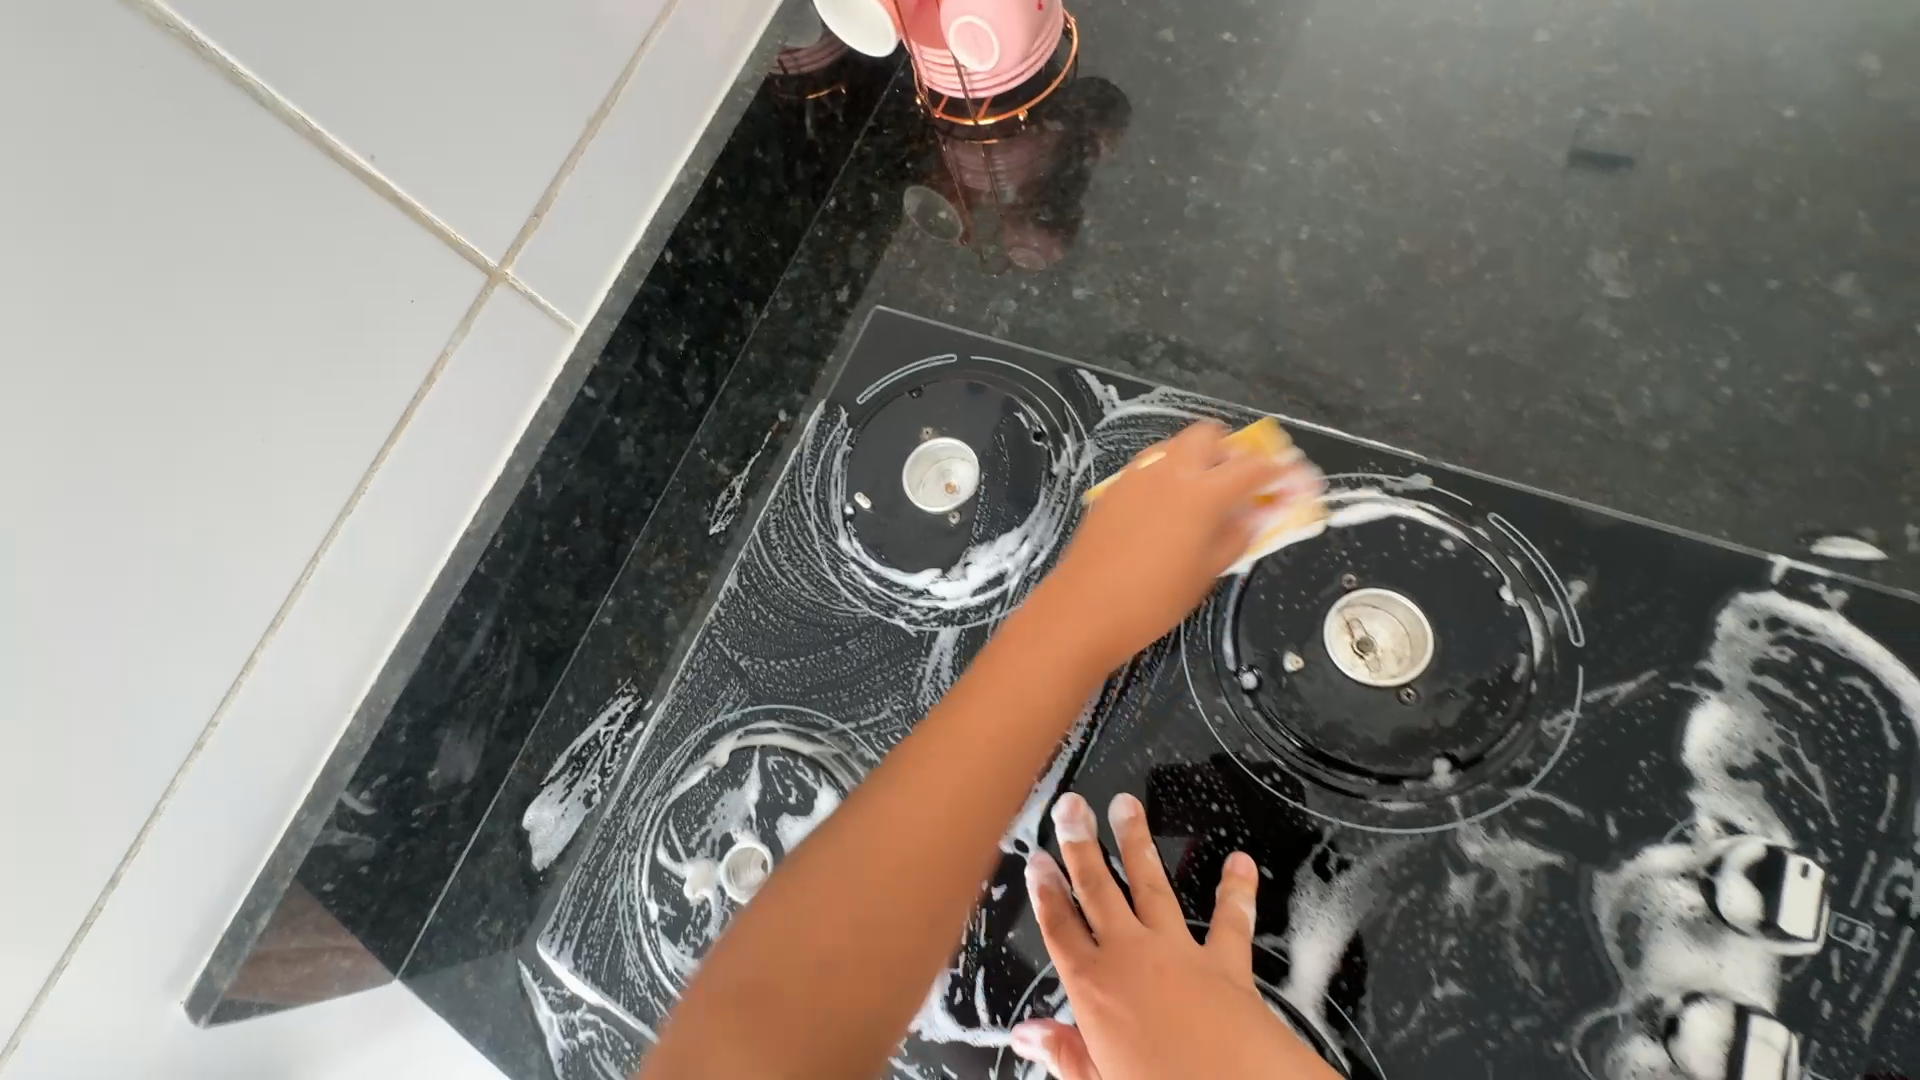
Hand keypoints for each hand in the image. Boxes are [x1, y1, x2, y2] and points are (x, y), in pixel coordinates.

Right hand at [1012, 792, 1341, 1079]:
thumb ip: (1063, 1053)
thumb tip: (1026, 1033)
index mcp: (1094, 986)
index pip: (1060, 927)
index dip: (1046, 891)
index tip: (1038, 859)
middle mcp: (1130, 955)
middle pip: (1098, 889)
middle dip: (1081, 845)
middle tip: (1071, 806)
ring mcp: (1177, 951)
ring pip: (1151, 885)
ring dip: (1136, 843)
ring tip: (1126, 805)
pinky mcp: (1224, 962)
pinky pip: (1230, 921)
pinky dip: (1235, 890)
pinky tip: (1240, 861)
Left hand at [1029, 420, 1314, 674]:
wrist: (1084, 609)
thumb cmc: (1153, 600)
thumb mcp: (1209, 571)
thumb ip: (1237, 534)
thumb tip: (1254, 514)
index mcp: (1202, 493)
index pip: (1252, 466)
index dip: (1277, 470)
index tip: (1290, 480)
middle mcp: (1168, 472)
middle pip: (1208, 435)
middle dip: (1231, 450)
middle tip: (1241, 481)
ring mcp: (1135, 477)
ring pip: (1174, 448)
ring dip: (1196, 460)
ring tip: (1203, 496)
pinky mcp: (1112, 490)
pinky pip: (1148, 468)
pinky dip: (1166, 476)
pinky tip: (1166, 510)